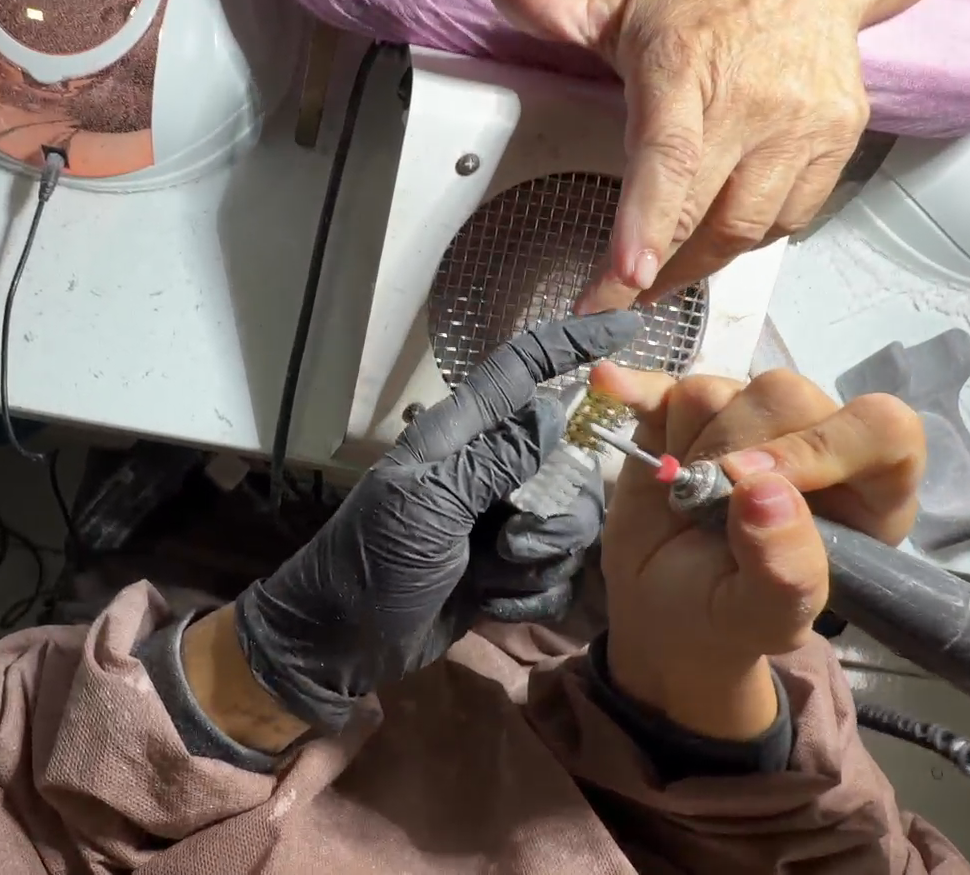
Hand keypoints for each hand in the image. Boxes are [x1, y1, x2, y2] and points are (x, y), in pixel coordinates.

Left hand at [228, 312, 641, 735]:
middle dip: (554, 512)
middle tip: (511, 542)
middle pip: (566, 463)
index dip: (570, 344)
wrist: (342, 641)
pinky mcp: (505, 568)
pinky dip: (530, 594)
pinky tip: (491, 604)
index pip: (517, 371)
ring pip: (568, 520)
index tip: (627, 329)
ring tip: (491, 576)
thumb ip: (492, 459)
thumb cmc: (371, 564)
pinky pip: (556, 572)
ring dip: (539, 559)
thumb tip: (552, 411)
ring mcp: (496, 519)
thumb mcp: (427, 506)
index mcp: (456, 437)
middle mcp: (483, 469)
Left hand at [483, 0, 873, 310]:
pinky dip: (741, 244)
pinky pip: (785, 222)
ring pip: (744, 231)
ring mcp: (805, 129)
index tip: (619, 277)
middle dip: (649, 273)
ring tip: (651, 281)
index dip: (642, 222)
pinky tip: (709, 240)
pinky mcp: (838, 146)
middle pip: (700, 216)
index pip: (665, 158)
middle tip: (607, 307)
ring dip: (692, 267)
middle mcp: (755, 105)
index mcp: (687, 71)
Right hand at [590, 364, 923, 739]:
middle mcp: (807, 440)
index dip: (822, 445)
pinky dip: (633, 386)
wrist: (657, 606)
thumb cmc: (725, 615)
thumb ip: (784, 567)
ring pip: (716, 389)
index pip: (878, 428)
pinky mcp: (676, 415)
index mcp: (863, 491)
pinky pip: (659, 383)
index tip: (757, 486)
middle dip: (731, 448)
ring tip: (676, 493)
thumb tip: (761, 487)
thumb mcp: (766, 617)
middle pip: (783, 395)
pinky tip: (608, 385)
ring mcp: (736, 422)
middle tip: (703, 503)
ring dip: (683, 442)